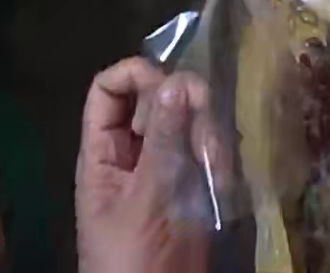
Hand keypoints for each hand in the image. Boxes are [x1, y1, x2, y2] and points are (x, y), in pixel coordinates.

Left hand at [76, 58, 213, 272]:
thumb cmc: (135, 265)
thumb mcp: (146, 201)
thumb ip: (164, 139)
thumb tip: (177, 79)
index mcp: (104, 153)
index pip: (109, 89)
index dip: (135, 75)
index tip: (169, 85)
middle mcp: (133, 149)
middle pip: (155, 95)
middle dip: (184, 104)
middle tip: (205, 128)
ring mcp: (164, 162)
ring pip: (187, 116)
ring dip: (206, 132)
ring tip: (218, 164)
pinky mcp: (192, 178)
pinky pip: (206, 143)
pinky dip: (219, 153)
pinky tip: (226, 176)